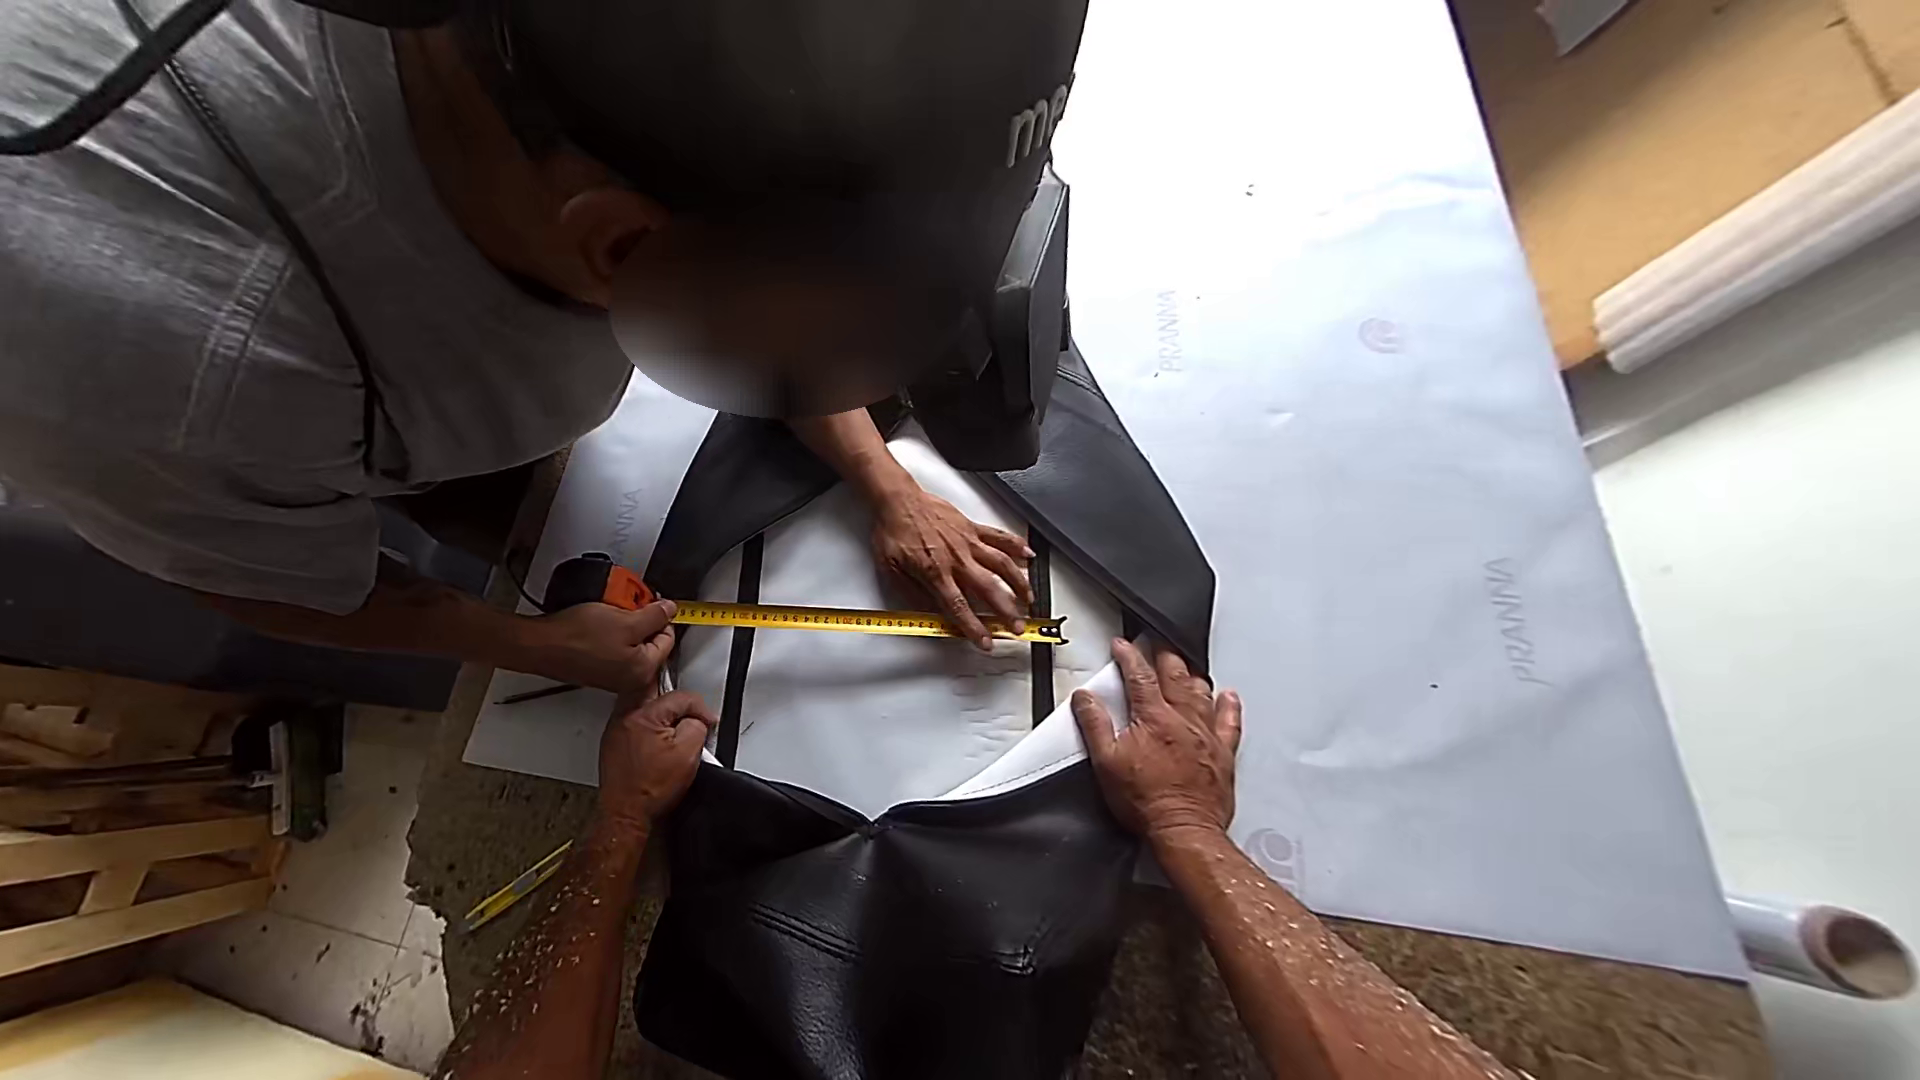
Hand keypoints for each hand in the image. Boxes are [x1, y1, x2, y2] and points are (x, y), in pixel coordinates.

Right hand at [523, 600, 676, 693]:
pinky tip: (600, 619)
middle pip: (650, 641)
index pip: (668, 638)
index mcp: (643, 671)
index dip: (662, 617)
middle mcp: (628, 679)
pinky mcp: (594, 668)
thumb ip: (655, 616)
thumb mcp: (627, 620)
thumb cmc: (576, 637)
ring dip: (626, 623)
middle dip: (643, 620)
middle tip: (631, 605)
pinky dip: (611, 630)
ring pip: (631, 641)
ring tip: (613, 610)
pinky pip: (613, 644)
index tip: (653, 602)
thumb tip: (671, 610)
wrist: (535, 643)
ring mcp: (610, 675)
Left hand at [596, 689, 718, 835]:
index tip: (707, 722)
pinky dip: (650, 725)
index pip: (680, 696)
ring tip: (676, 728)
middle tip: (691, 715)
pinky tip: (659, 741)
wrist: (627, 814)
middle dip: (678, 702)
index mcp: (642, 716)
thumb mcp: (689, 751)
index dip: (700, 708)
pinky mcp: (613, 743)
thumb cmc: (651, 789)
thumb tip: (697, 717)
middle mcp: (624, 719)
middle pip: (657, 692)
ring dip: (663, 712)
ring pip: (645, 706)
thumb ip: (698, 723)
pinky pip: (635, 722)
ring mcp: (616, 731)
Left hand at [870, 484, 1034, 649]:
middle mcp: (957, 559)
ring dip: (1019, 584)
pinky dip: (1017, 546)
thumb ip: (913, 594)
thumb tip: (929, 613)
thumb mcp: (891, 571)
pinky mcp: (972, 527)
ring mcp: (968, 542)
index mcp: (935, 573)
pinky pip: (999, 537)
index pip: (959, 607)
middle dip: (1007, 612)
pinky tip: (1029, 555)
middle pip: (989, 590)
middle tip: (1017, 626)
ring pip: (1002, 564)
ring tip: (1029, 599)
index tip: (986, 642)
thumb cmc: (893, 531)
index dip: (974, 627)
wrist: (898, 500)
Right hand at [1072, 638, 1243, 839]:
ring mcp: (1205, 736)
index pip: (1140, 676)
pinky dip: (1229, 706)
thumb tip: (1084, 698)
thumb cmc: (1146, 801)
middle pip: (1175, 676)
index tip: (1122, 645)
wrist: (1183, 830)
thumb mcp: (1106, 761)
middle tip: (1157, 643)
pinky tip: (1228, 696)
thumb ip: (1094, 724)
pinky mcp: (1222, 754)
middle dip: (1164, 655)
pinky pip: (1230, 722)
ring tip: (1185, 664)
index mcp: (1153, 718)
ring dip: (1191, 675)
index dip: (1129, 655)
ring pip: (1202, 693)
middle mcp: (1183, 721)